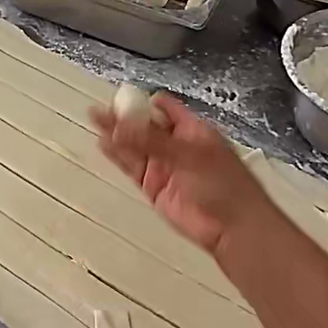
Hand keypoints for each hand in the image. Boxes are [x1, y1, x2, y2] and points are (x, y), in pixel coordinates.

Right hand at [90, 93, 277, 253]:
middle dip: (123, 118)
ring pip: (134, 146)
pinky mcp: (154, 186)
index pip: (163, 108)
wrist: (232, 227)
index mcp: (192, 130)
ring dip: (116, 135)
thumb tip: (125, 127)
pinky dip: (118, 156)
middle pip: (144, 126)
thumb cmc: (227, 187)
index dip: (143, 102)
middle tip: (101, 111)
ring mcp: (164, 166)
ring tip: (96, 121)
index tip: (123, 100)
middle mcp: (176, 145)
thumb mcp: (190, 155)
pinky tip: (105, 144)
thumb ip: (154, 141)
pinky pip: (132, 167)